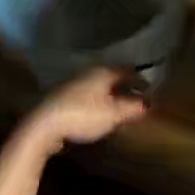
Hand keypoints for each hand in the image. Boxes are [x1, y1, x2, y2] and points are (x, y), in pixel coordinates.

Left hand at [22, 68, 147, 151]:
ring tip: (120, 106)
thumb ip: (133, 107)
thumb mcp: (114, 114)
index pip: (127, 70)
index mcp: (103, 72)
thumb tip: (149, 103)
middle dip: (125, 86)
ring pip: (98, 86)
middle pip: (112, 76)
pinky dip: (97, 101)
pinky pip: (87, 95)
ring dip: (110, 94)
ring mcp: (73, 83)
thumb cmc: (84, 115)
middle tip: (138, 97)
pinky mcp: (61, 97)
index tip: (150, 89)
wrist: (44, 125)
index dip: (140, 79)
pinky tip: (98, 112)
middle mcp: (88, 72)